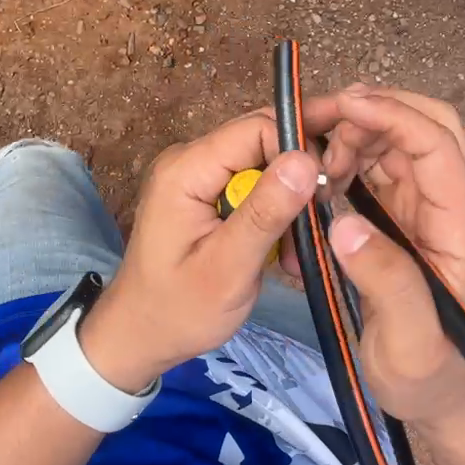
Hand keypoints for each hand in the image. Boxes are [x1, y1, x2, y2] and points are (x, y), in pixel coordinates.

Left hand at [77, 113, 318, 392]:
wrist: (139, 336)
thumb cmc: (179, 310)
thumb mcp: (228, 268)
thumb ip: (265, 212)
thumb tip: (306, 160)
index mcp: (187, 168)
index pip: (258, 127)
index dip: (298, 151)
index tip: (325, 193)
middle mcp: (191, 158)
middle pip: (263, 137)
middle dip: (301, 172)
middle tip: (325, 214)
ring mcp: (198, 173)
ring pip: (265, 161)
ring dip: (291, 199)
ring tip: (301, 246)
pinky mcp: (208, 191)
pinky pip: (255, 182)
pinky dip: (276, 210)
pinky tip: (286, 248)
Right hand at [314, 87, 464, 428]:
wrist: (440, 397)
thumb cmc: (430, 375)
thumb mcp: (410, 344)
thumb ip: (386, 283)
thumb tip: (345, 224)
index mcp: (461, 228)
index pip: (438, 147)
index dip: (394, 116)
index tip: (345, 105)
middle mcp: (447, 206)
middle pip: (429, 126)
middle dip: (379, 109)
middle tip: (324, 119)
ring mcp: (425, 208)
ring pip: (400, 140)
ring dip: (359, 132)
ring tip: (316, 160)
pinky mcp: (401, 215)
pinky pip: (379, 164)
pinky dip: (350, 155)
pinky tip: (322, 176)